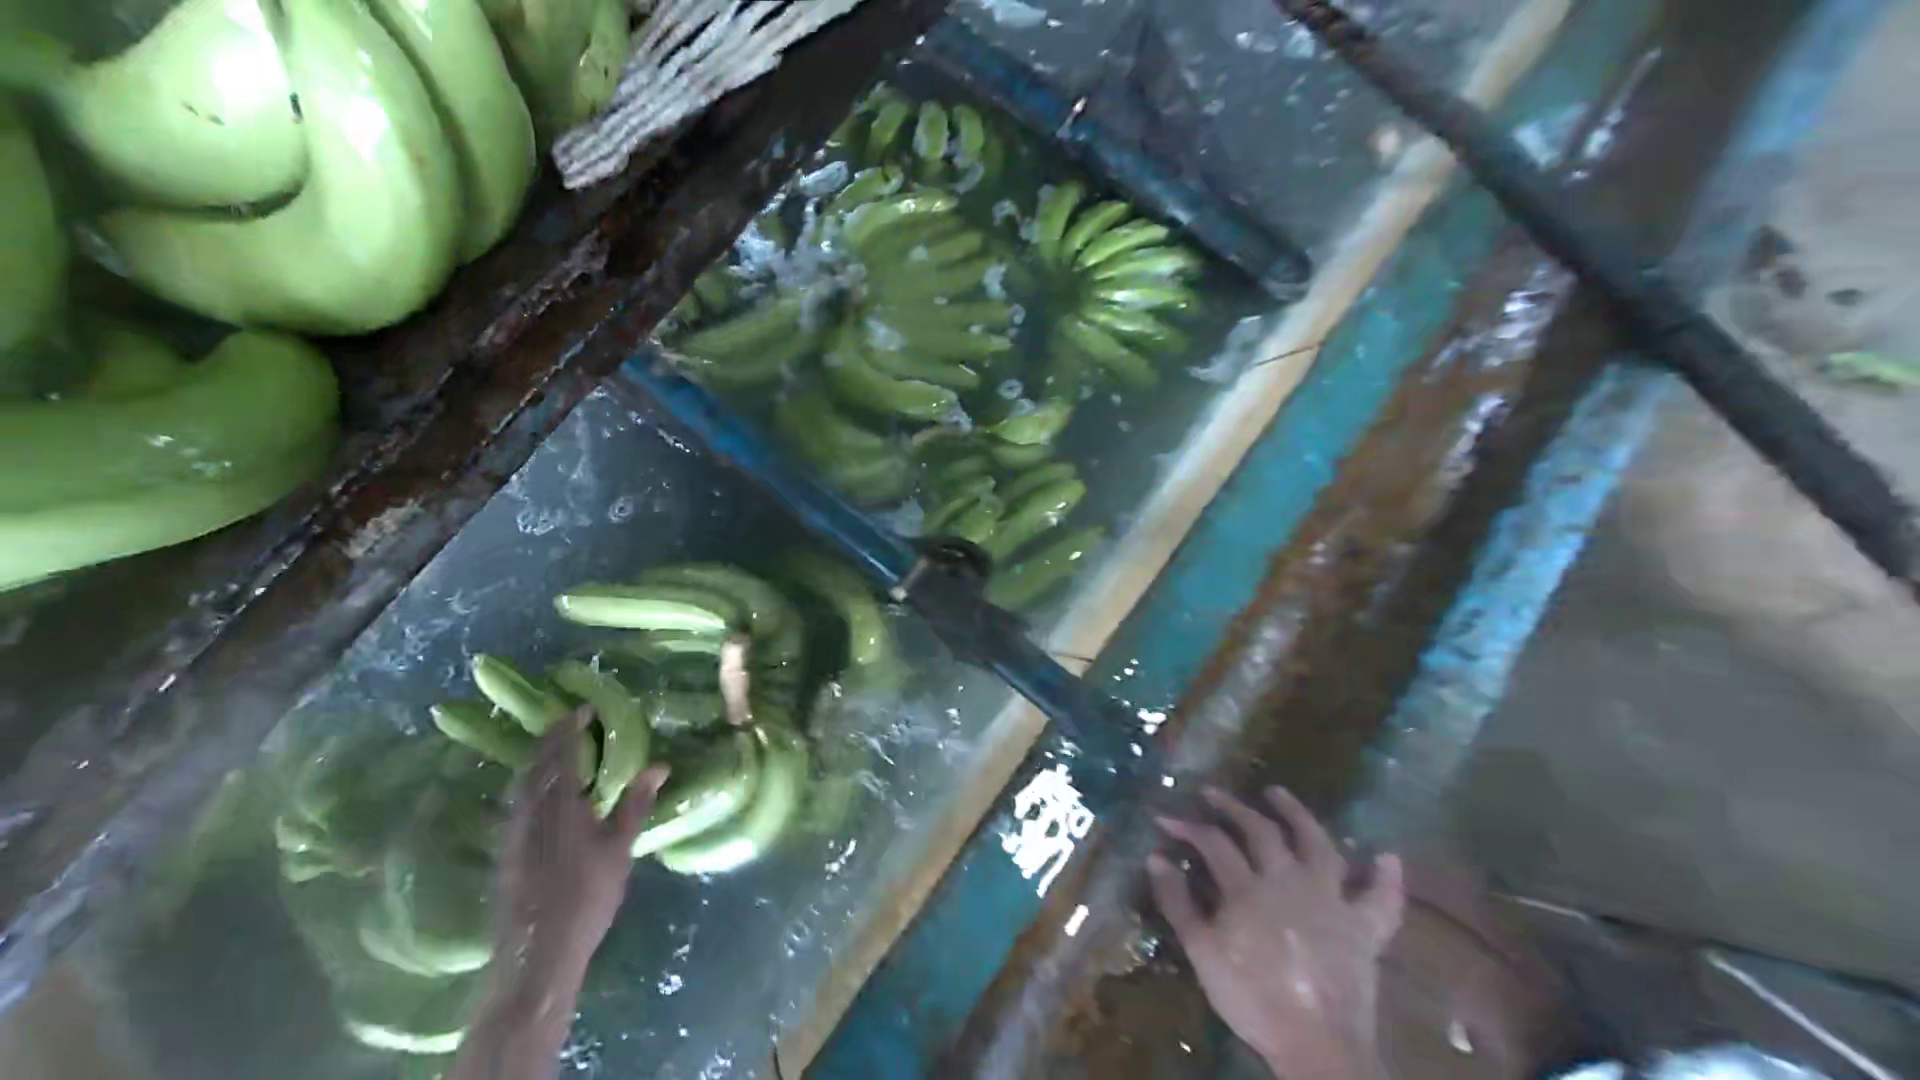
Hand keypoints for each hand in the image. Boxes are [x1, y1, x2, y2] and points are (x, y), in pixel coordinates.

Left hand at [498, 707, 668, 975]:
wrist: (539, 951)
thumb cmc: (587, 895)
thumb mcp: (620, 848)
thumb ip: (635, 804)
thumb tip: (659, 765)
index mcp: (560, 805)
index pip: (562, 753)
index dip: (571, 728)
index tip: (584, 709)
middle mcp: (530, 812)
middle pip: (536, 764)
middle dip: (551, 739)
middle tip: (569, 722)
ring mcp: (513, 832)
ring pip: (522, 784)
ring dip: (538, 760)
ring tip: (555, 750)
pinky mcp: (506, 852)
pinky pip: (517, 803)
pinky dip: (530, 785)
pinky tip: (540, 794)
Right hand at [1148, 787, 1403, 1079]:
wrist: (1318, 1047)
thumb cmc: (1253, 999)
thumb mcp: (1202, 952)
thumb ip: (1177, 903)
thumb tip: (1155, 858)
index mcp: (1249, 888)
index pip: (1213, 842)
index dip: (1187, 826)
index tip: (1164, 817)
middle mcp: (1290, 881)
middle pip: (1261, 831)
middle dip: (1233, 807)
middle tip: (1214, 792)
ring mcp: (1331, 901)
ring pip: (1318, 845)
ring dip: (1298, 815)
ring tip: (1279, 794)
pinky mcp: (1364, 929)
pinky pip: (1382, 900)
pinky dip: (1387, 878)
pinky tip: (1387, 856)